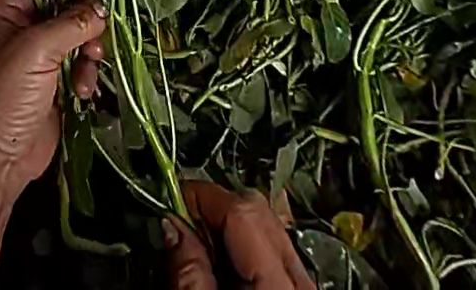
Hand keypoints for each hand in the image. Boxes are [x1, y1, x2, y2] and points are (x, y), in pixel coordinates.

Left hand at [0, 0, 106, 195]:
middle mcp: (27, 23)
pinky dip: (87, 73)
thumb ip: (72, 23)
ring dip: (90, 50)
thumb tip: (104, 7)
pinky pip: (83, 61)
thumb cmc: (5, 94)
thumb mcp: (36, 50)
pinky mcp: (58, 78)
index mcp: (11, 6)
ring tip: (88, 68)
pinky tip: (82, 91)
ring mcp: (43, 52)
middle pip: (69, 3)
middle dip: (87, 20)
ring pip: (81, 33)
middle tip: (96, 37)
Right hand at [164, 182, 315, 289]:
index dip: (201, 195)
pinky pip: (273, 248)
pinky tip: (223, 262)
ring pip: (266, 223)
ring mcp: (304, 286)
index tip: (170, 198)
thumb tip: (171, 223)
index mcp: (278, 286)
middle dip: (214, 204)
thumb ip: (189, 273)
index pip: (240, 211)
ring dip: (227, 221)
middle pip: (257, 209)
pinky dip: (243, 243)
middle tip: (181, 221)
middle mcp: (300, 281)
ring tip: (199, 245)